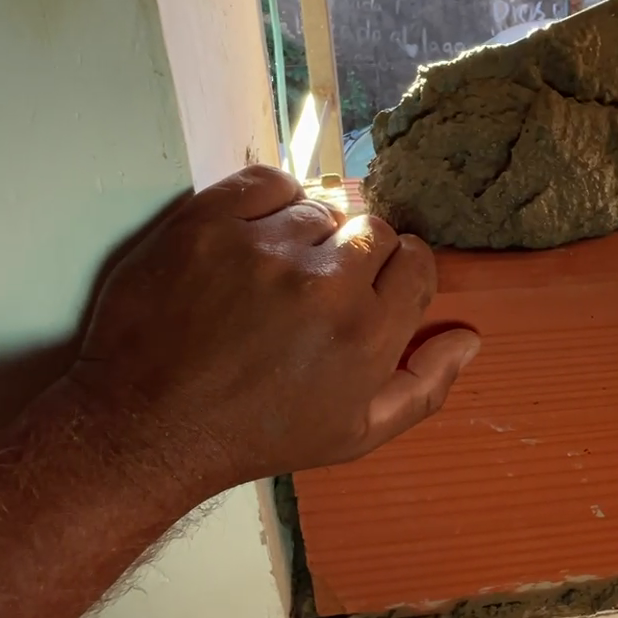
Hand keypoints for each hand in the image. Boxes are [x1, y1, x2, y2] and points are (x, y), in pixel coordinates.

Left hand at [68, 165, 478, 488]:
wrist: (147, 427)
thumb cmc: (261, 435)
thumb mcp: (356, 435)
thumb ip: (424, 387)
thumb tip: (470, 338)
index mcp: (367, 334)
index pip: (417, 258)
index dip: (400, 270)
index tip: (374, 287)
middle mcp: (324, 284)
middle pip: (374, 228)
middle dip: (358, 253)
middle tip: (322, 286)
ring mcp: (262, 247)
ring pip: (319, 207)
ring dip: (309, 234)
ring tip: (276, 273)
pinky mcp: (207, 223)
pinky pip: (268, 182)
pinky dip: (270, 201)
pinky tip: (255, 237)